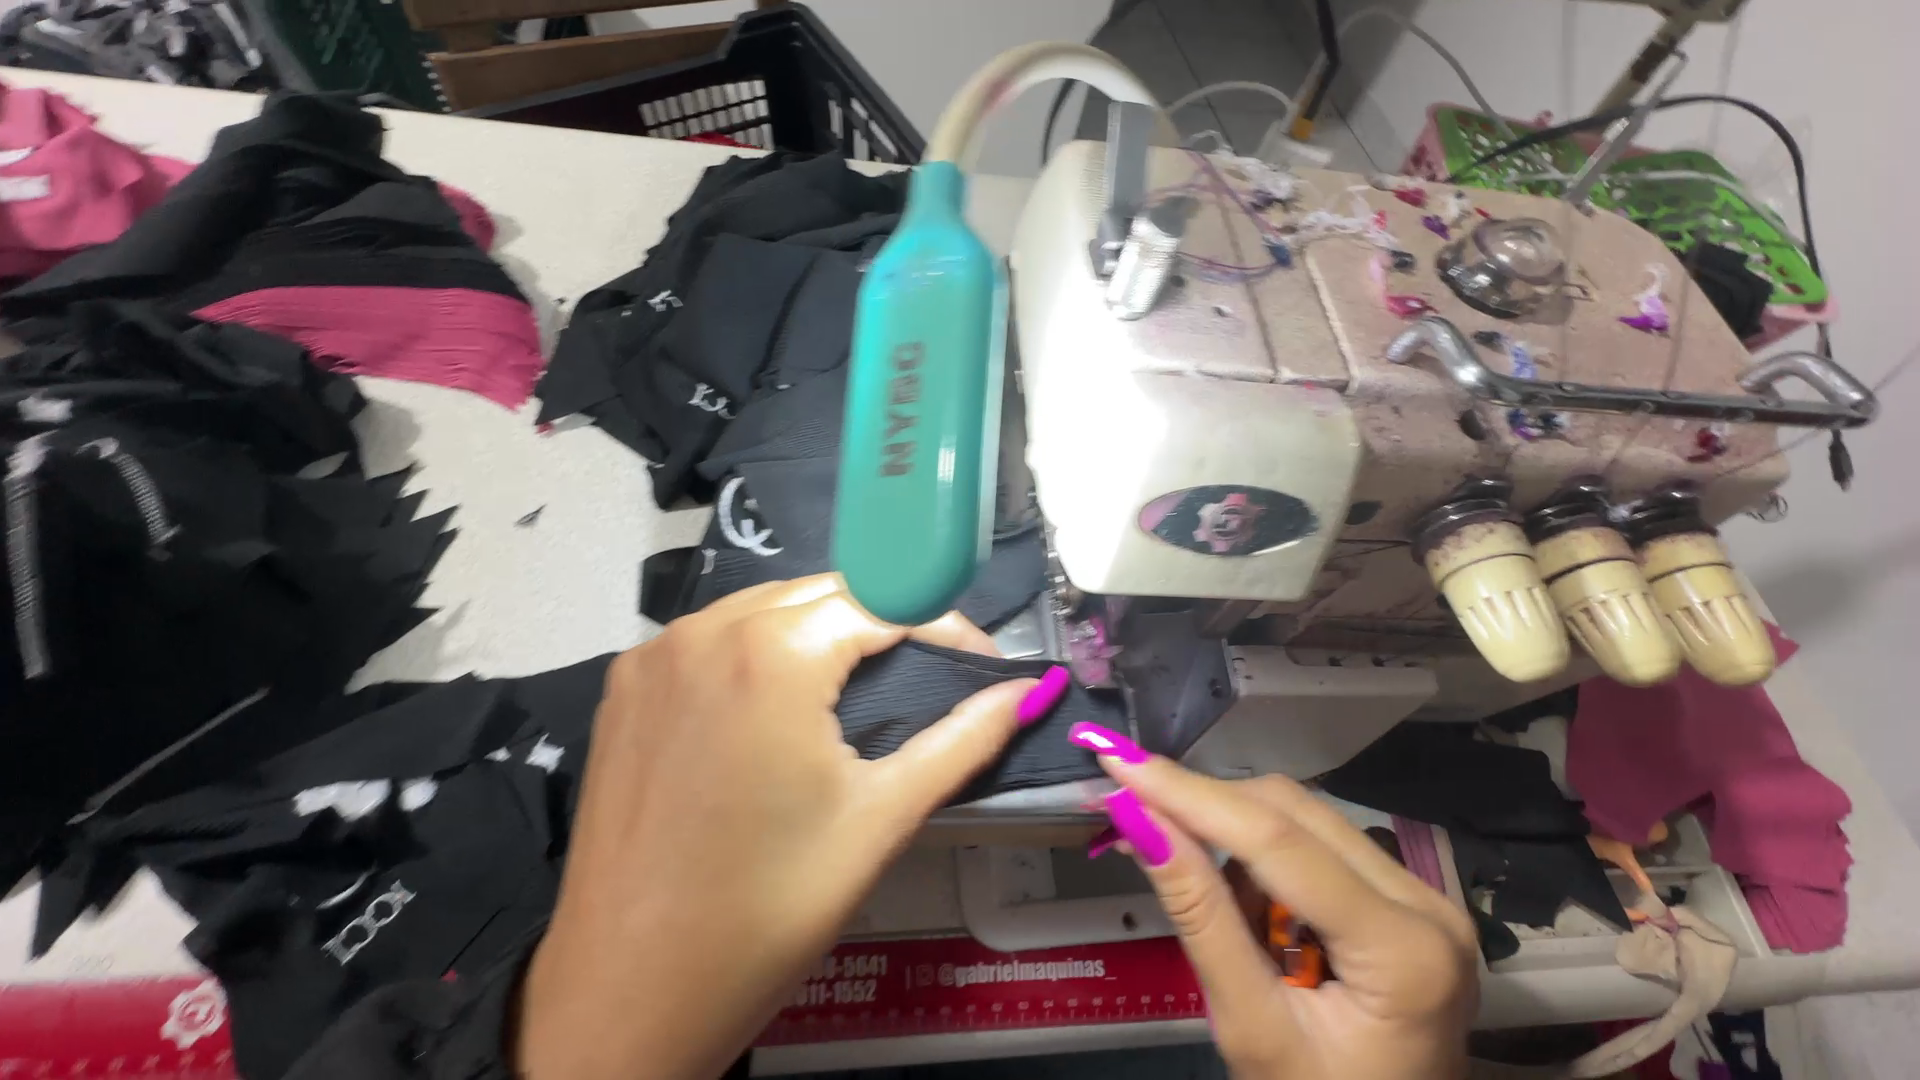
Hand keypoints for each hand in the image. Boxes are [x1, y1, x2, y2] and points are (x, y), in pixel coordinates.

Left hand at [515, 575, 1050, 1079]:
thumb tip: (1027, 692)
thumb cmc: (769, 908)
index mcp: (773, 655)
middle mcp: (705, 630)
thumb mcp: (880, 817)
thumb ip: (964, 741)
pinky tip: (781, 698)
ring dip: (822, 628)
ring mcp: (654, 655)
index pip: (881, 601)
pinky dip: (759, 647)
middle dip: (885, 618)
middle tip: (931, 668)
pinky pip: (710, 638)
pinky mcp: (624, 686)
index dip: (942, 623)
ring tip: (866, 680)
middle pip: (821, 594)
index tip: (980, 662)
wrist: (630, 992)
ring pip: (762, 608)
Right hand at [1084, 740, 1478, 1079]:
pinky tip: (1241, 897)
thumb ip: (1198, 914)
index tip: (1117, 761)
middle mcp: (1426, 904)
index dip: (1189, 793)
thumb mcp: (1248, 1025)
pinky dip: (1262, 851)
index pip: (1277, 841)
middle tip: (1130, 802)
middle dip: (1205, 802)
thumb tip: (1135, 820)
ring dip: (1231, 826)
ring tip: (1186, 866)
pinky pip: (1319, 841)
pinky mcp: (1407, 899)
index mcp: (1402, 951)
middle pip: (1295, 811)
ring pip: (1305, 815)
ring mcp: (1424, 897)